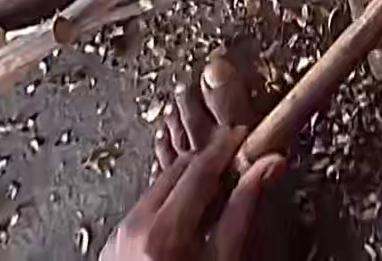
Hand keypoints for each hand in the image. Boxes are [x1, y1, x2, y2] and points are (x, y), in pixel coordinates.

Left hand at [100, 126, 283, 260]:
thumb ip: (243, 208)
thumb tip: (269, 164)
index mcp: (164, 230)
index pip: (200, 166)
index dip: (225, 146)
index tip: (242, 135)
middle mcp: (136, 225)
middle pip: (178, 169)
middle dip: (208, 163)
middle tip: (235, 164)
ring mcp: (119, 236)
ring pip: (161, 185)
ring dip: (189, 181)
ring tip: (216, 194)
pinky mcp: (113, 245)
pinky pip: (147, 207)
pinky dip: (170, 203)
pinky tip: (189, 219)